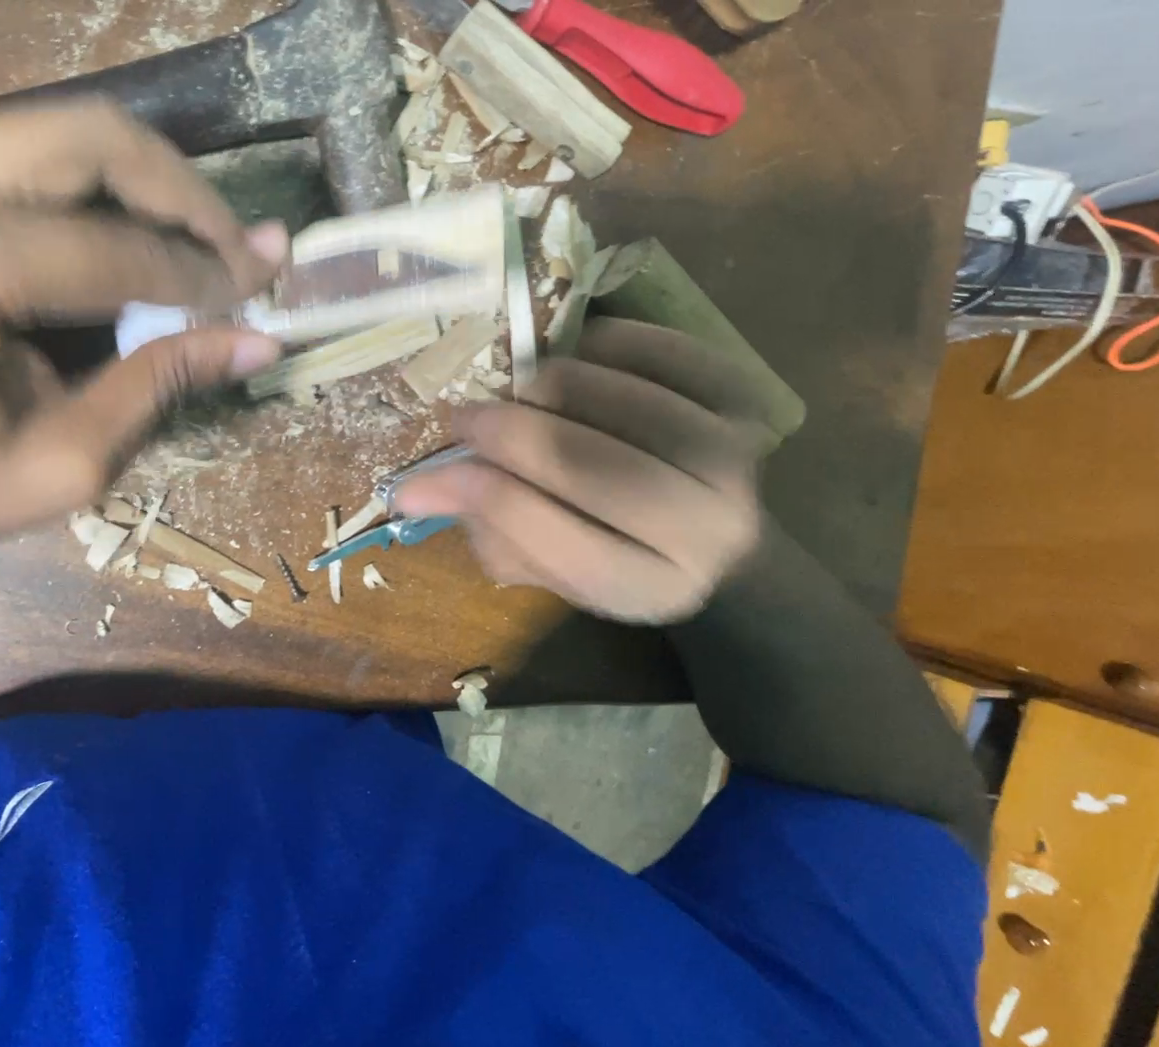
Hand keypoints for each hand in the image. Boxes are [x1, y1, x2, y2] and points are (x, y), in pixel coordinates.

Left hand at [0, 100, 285, 572]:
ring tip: (199, 245)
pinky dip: (89, 189)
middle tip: (240, 250)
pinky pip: (22, 152)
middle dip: (184, 196)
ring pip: (63, 130)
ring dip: (143, 185)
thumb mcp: (61, 461)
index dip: (203, 273)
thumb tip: (261, 340)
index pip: (114, 249)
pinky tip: (129, 237)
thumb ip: (159, 384)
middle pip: (94, 139)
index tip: (265, 288)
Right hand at [392, 319, 775, 623]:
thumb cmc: (614, 553)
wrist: (718, 538)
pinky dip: (605, 345)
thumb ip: (488, 528)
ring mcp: (734, 459)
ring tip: (520, 394)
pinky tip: (575, 360)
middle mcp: (706, 528)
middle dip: (511, 434)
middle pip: (593, 468)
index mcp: (648, 587)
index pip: (559, 539)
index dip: (486, 498)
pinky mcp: (745, 400)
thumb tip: (413, 488)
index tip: (424, 477)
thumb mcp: (550, 563)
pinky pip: (663, 352)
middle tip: (465, 418)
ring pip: (622, 402)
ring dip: (550, 387)